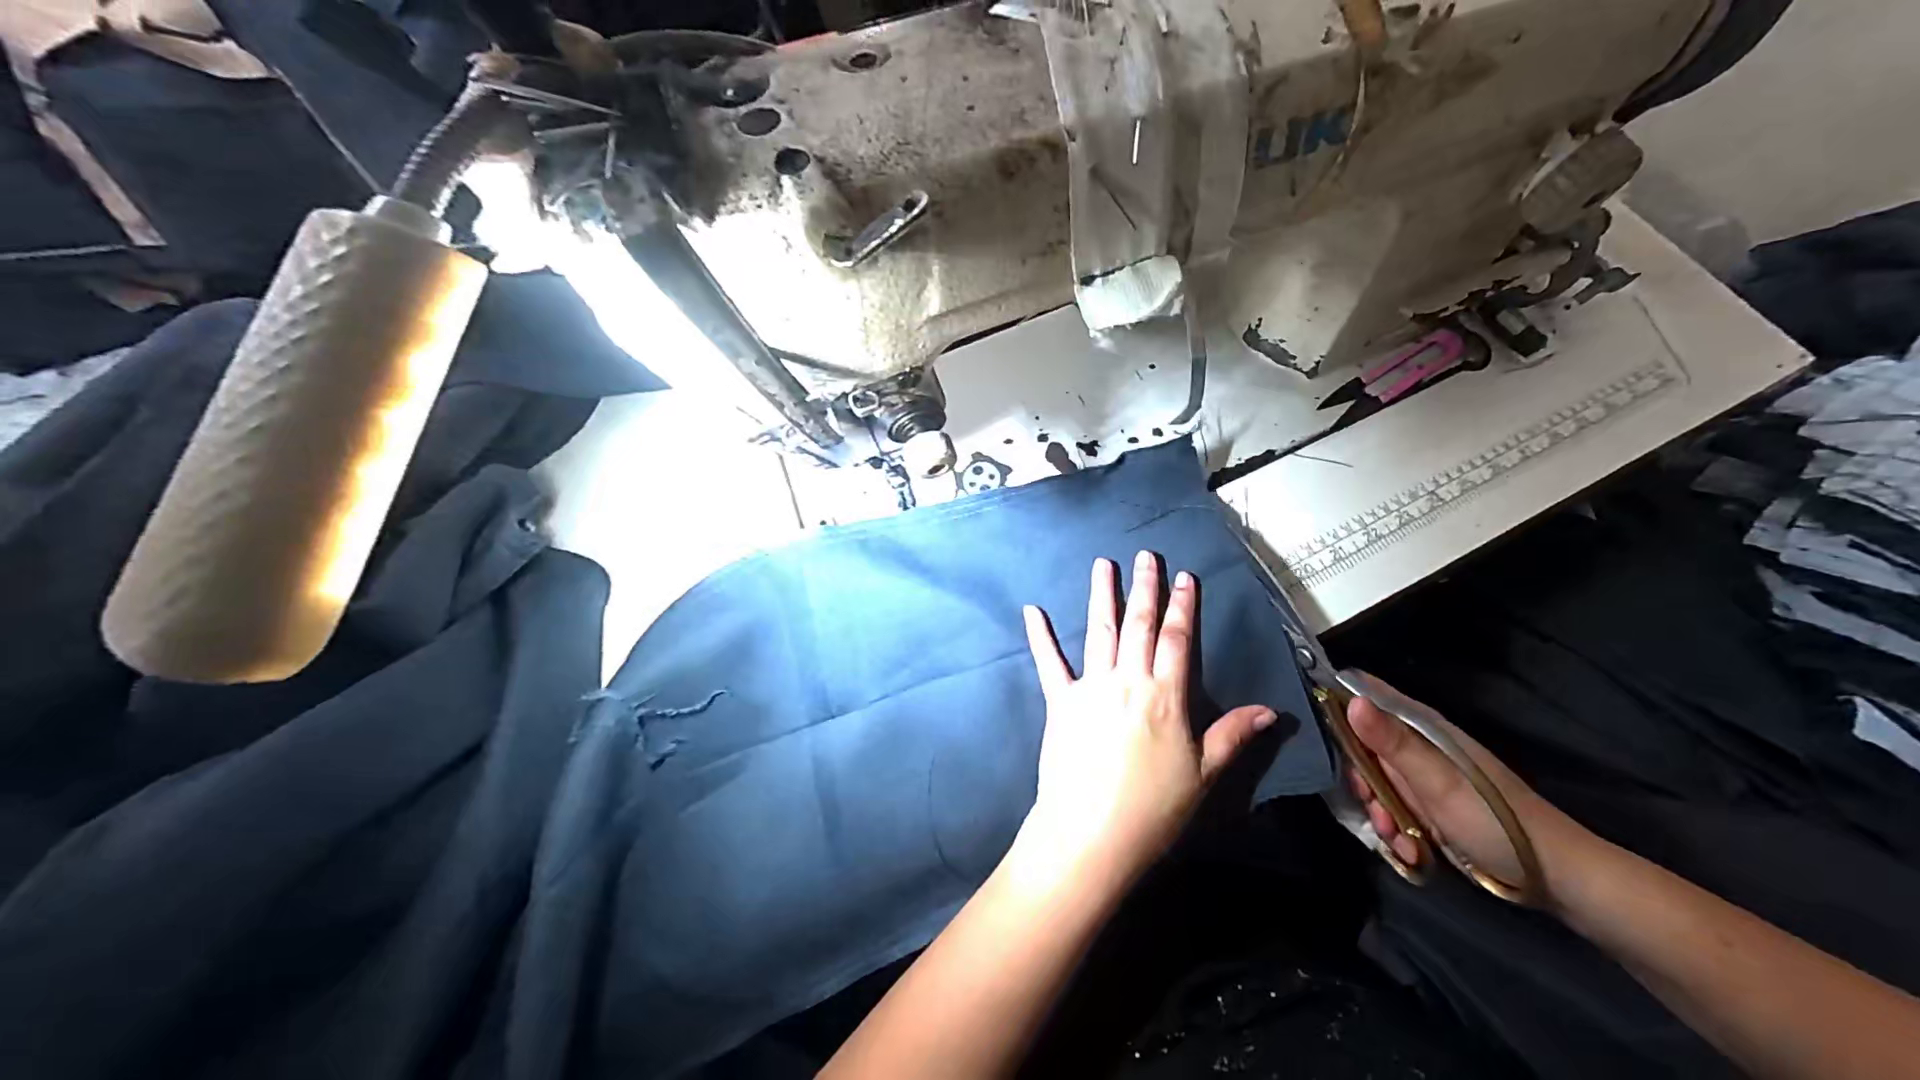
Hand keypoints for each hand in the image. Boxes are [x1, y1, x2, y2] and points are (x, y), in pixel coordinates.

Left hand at [1017, 552, 1278, 887]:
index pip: (1177, 640)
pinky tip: (1032, 610)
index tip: (1184, 577)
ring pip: (1098, 632)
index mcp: (1165, 697)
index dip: (1183, 607)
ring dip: (1101, 596)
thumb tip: (1272, 711)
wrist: (1090, 833)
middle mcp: (1127, 682)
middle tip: (1146, 556)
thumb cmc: (1153, 809)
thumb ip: (1233, 736)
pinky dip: (1040, 636)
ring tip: (1102, 564)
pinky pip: (1049, 663)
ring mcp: (1090, 688)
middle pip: (1138, 626)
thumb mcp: (1204, 775)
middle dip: (1144, 589)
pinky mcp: (1059, 702)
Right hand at [1345, 687, 1594, 906]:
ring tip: (1395, 834)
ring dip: (1377, 809)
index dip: (1336, 705)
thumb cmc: (1494, 821)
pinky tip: (1408, 848)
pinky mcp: (1428, 807)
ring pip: (1373, 781)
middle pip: (1360, 744)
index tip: (1321, 733)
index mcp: (1421, 727)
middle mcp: (1417, 746)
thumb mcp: (1437, 781)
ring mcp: (1423, 778)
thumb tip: (1352, 700)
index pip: (1364, 695)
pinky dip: (1394, 830)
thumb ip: (1392, 741)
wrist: (1555, 879)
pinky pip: (1392, 809)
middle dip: (1357, 776)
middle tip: (1370, 801)